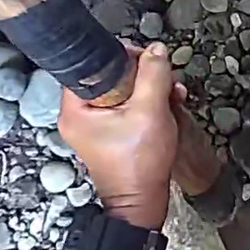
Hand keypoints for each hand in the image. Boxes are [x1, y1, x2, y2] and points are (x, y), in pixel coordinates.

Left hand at [57, 43, 179, 229]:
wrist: (143, 200)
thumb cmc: (139, 163)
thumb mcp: (150, 111)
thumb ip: (154, 75)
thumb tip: (156, 49)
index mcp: (77, 109)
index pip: (94, 65)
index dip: (122, 57)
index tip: (145, 60)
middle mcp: (81, 115)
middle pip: (114, 75)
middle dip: (145, 75)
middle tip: (164, 81)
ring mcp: (98, 124)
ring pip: (127, 89)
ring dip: (154, 89)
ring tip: (173, 96)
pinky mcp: (113, 131)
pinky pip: (132, 105)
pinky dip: (152, 103)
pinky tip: (170, 106)